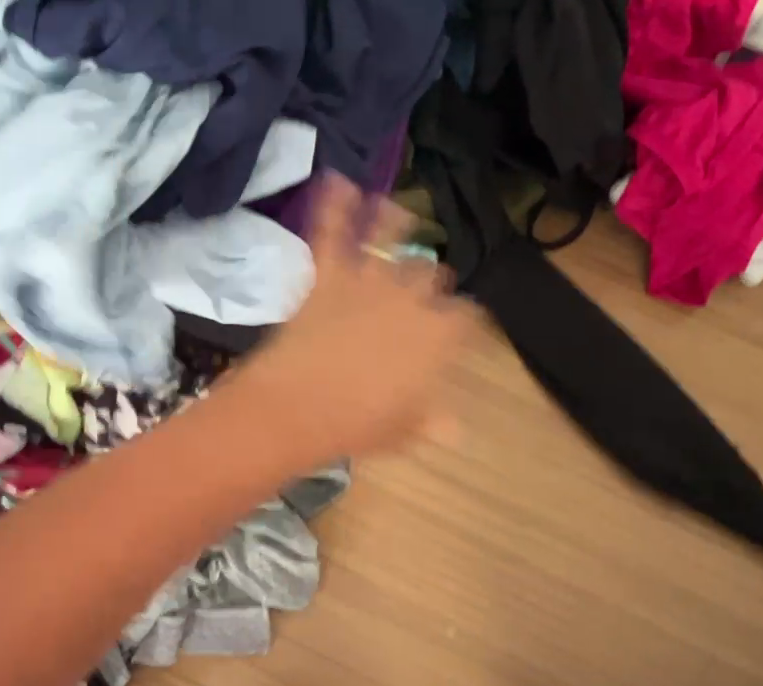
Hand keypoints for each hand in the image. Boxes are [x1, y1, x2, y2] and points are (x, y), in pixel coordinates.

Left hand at [227, 175, 479, 465]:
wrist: (298, 408)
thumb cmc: (356, 427)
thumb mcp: (401, 430)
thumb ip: (428, 419)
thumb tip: (454, 429)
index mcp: (437, 337)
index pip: (464, 316)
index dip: (461, 319)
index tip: (457, 325)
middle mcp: (410, 299)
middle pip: (429, 277)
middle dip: (430, 279)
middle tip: (424, 287)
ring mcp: (367, 280)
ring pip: (389, 241)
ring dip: (394, 223)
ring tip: (398, 210)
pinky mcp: (327, 275)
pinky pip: (333, 232)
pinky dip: (334, 204)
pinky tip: (336, 178)